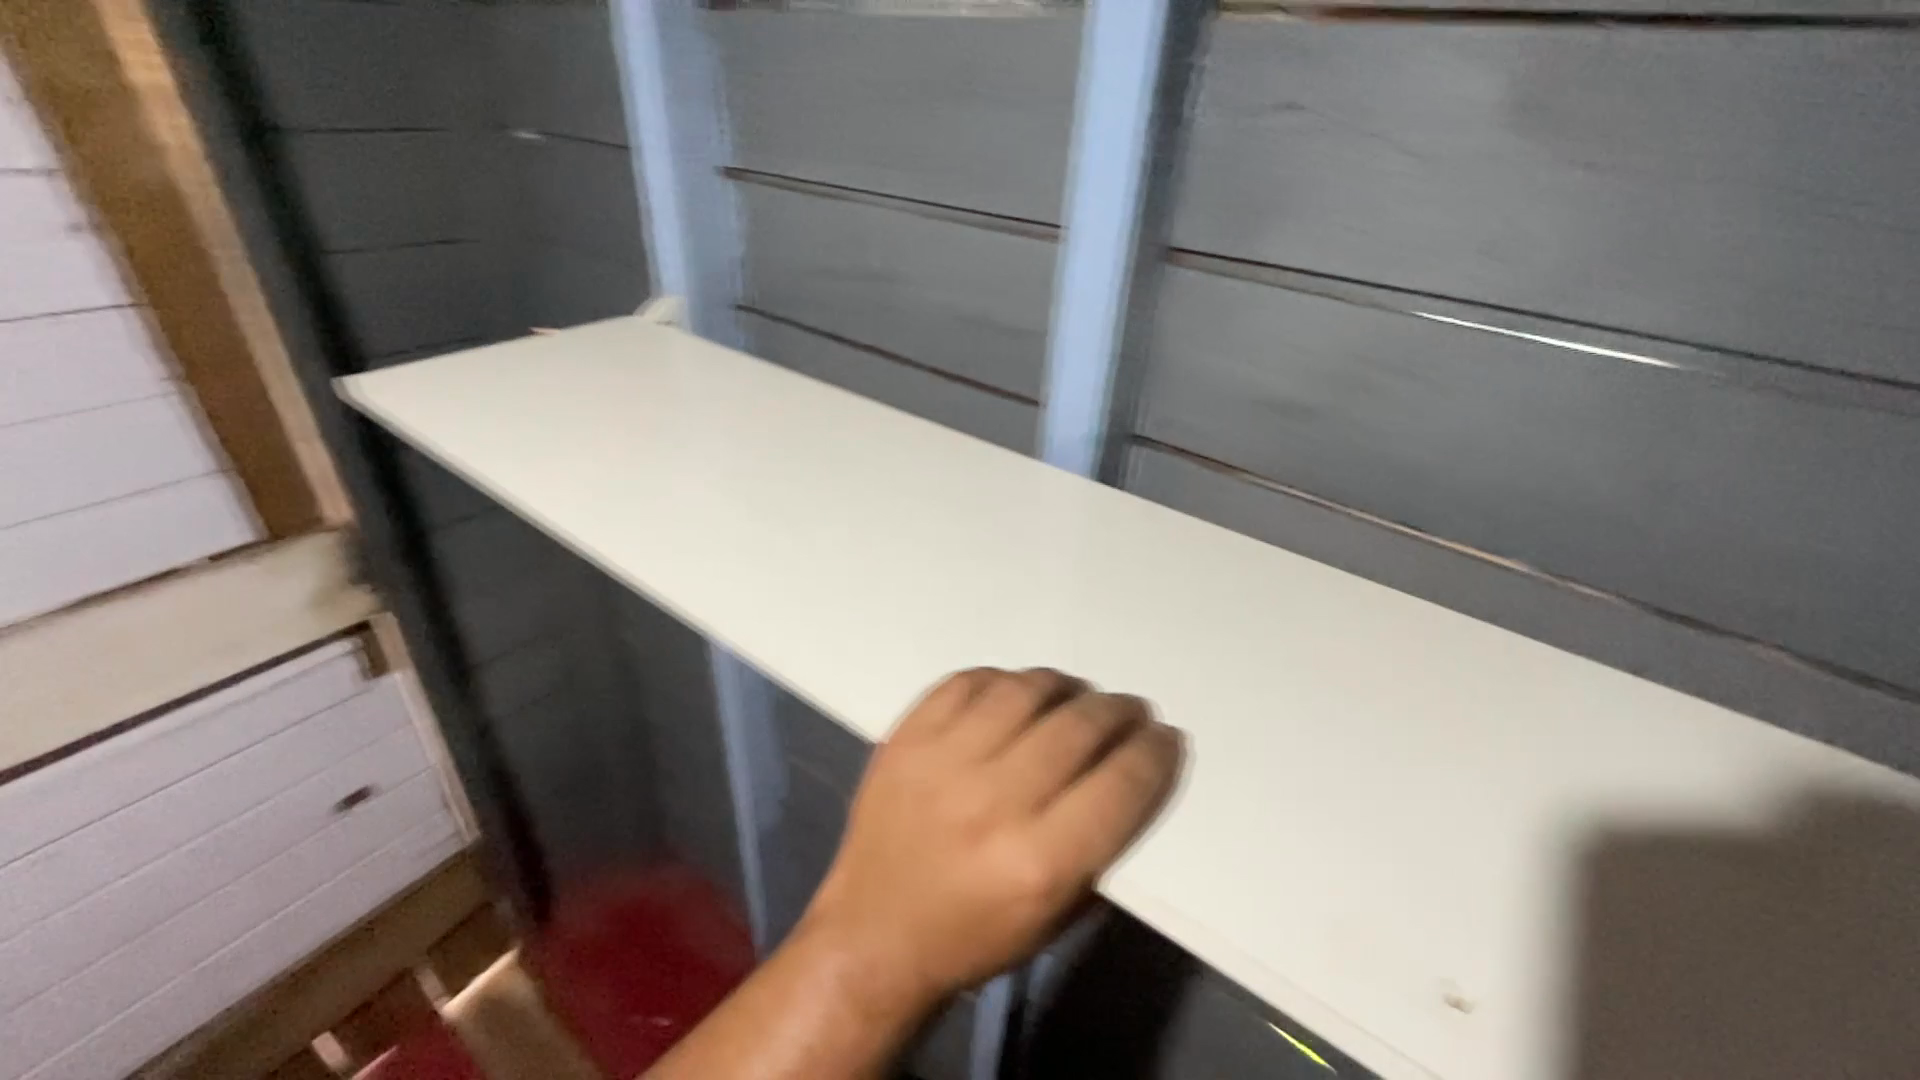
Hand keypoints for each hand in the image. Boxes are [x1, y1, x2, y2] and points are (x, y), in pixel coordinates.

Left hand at [794, 668, 1184, 1012]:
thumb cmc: (974, 936)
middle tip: (1127, 711)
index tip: (1163, 737)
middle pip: (1077, 727)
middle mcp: (992, 802)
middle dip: (1116, 712)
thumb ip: (1100, 845)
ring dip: (1063, 686)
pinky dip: (1001, 680)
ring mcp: (941, 762)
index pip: (1121, 784)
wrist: (874, 934)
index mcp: (1038, 862)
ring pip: (1023, 692)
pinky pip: (966, 682)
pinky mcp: (905, 738)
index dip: (1154, 752)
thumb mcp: (1057, 917)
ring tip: (1074, 695)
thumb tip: (1132, 770)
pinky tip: (1016, 693)